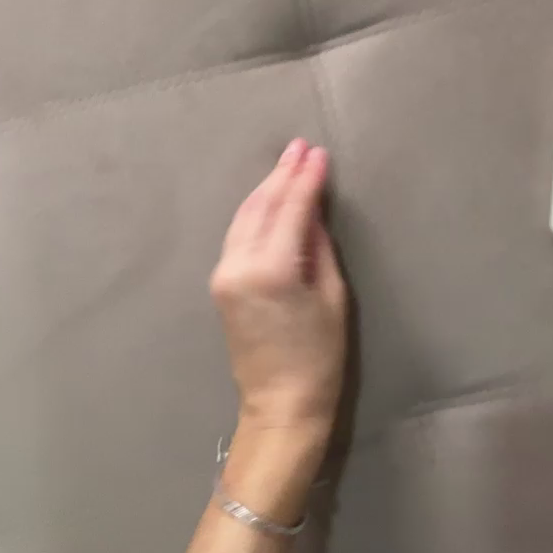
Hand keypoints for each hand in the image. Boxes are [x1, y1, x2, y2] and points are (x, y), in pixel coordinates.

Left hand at [210, 139, 348, 435]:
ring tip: (287, 162)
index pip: (291, 209)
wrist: (280, 406)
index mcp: (272, 269)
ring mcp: (224, 273)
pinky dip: (254, 210)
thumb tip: (311, 207)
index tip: (319, 153)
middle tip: (300, 146)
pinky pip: (238, 233)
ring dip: (266, 187)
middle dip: (282, 174)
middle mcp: (240, 264)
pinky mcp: (220, 282)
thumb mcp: (332, 295)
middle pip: (262, 205)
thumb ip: (318, 245)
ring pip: (244, 216)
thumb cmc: (320, 356)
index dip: (306, 179)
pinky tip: (268, 196)